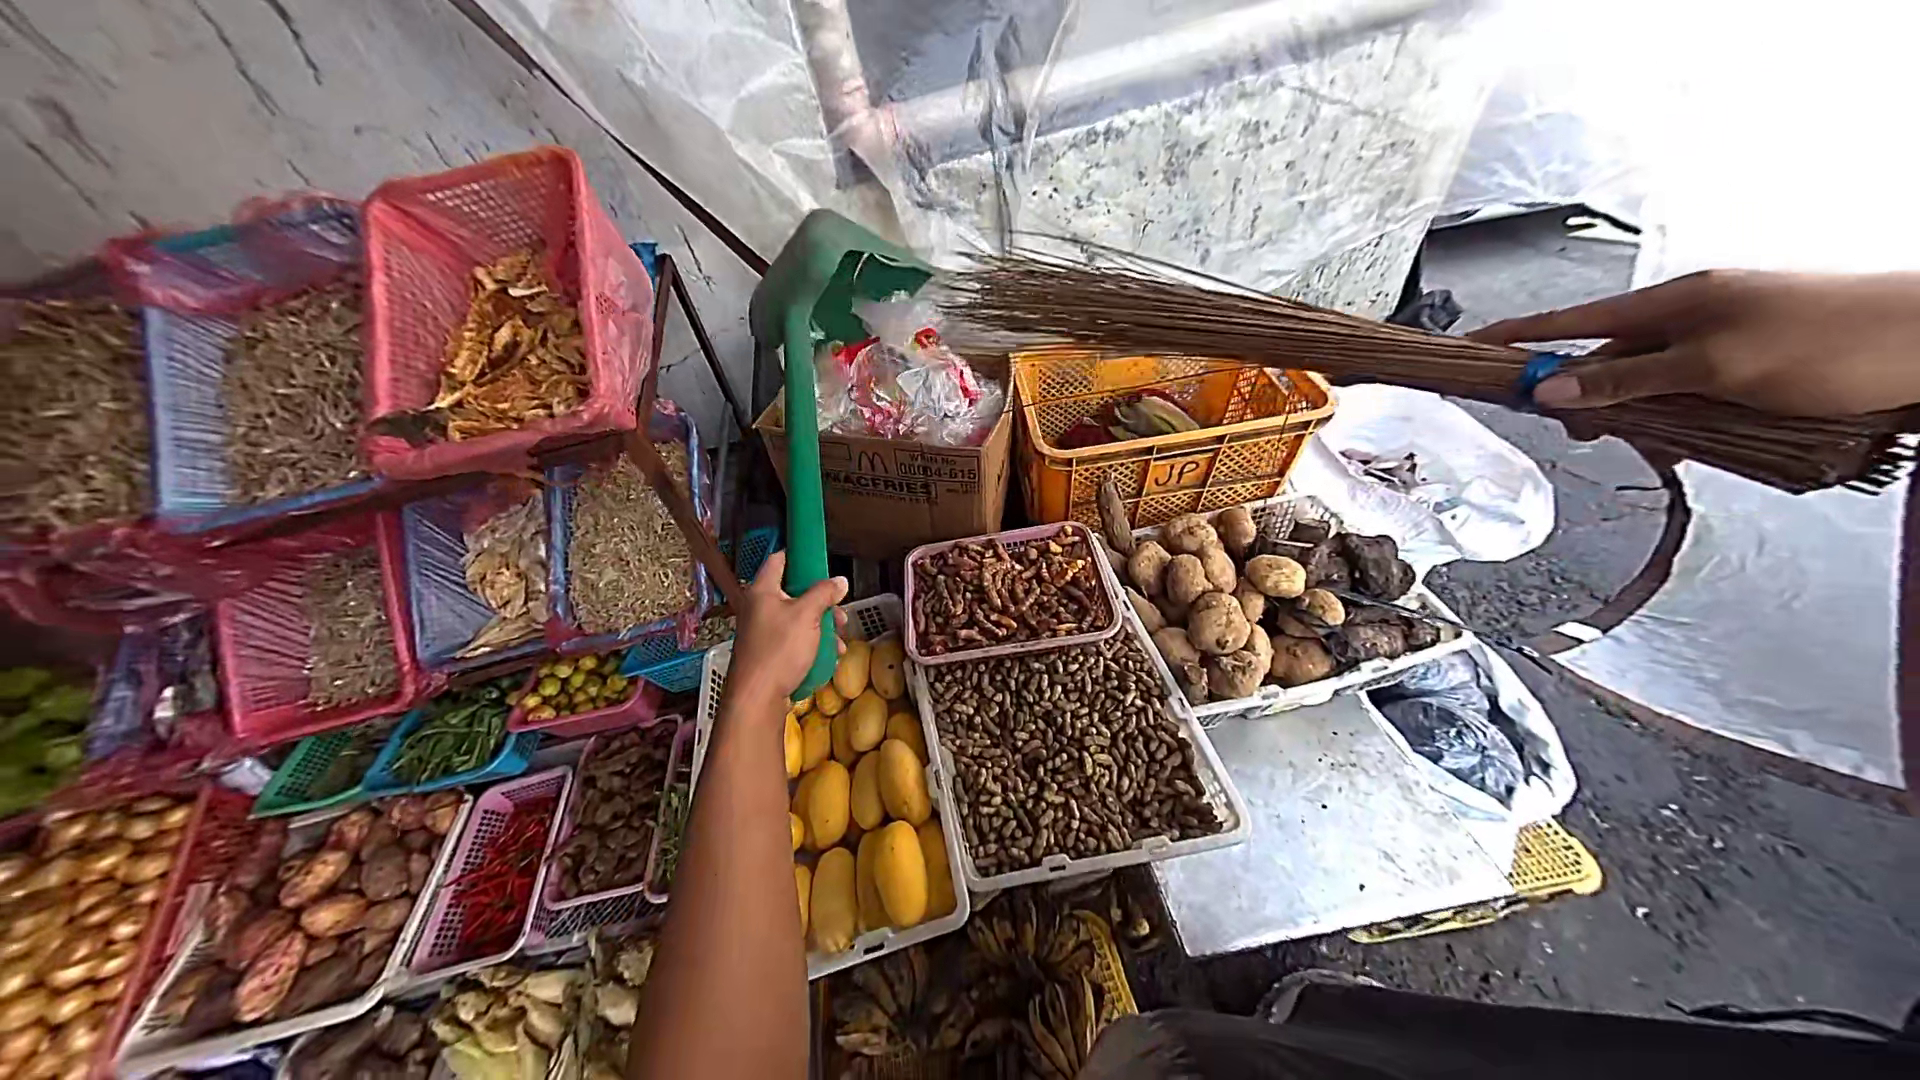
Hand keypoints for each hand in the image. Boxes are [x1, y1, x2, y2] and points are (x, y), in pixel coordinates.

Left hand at [726, 550, 846, 708]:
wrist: (757, 698)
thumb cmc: (779, 650)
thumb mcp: (807, 615)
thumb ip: (824, 593)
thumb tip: (840, 580)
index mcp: (762, 591)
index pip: (779, 559)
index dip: (799, 555)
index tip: (820, 558)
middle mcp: (759, 607)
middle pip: (795, 592)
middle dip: (822, 601)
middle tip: (839, 611)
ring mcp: (763, 631)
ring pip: (799, 618)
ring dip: (822, 626)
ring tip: (838, 640)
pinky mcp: (769, 652)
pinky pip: (795, 639)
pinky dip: (813, 644)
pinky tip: (830, 656)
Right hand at [1468, 270, 1919, 415]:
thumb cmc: (1833, 344)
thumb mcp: (1714, 367)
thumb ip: (1623, 381)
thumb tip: (1546, 392)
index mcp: (1670, 303)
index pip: (1566, 320)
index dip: (1513, 337)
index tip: (1466, 349)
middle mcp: (1683, 317)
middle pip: (1598, 358)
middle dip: (1580, 396)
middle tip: (1584, 434)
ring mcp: (1712, 338)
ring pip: (1637, 382)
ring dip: (1633, 416)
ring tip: (1657, 444)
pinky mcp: (1739, 362)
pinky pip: (1677, 392)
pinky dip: (1671, 419)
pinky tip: (1687, 441)